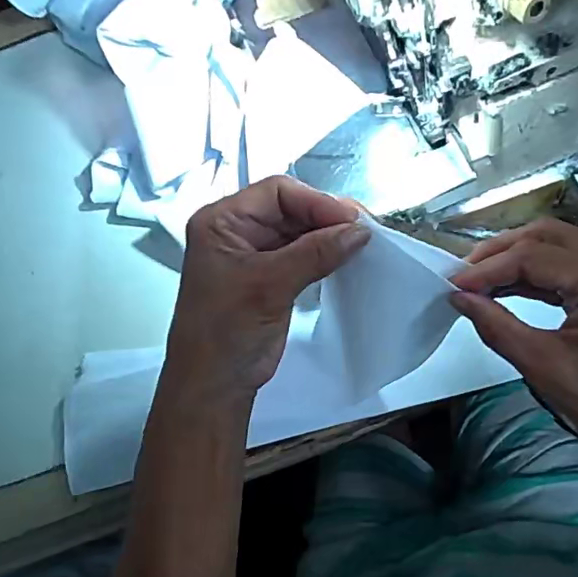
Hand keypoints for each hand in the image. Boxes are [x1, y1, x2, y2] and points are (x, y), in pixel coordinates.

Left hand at [165, 176, 370, 400]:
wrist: (213, 384)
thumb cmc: (226, 331)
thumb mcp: (270, 285)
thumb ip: (315, 253)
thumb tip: (359, 231)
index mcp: (221, 221)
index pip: (276, 192)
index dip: (316, 202)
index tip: (352, 221)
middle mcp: (234, 231)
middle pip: (289, 208)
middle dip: (325, 218)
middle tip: (364, 232)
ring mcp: (251, 254)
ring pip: (297, 231)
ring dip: (328, 236)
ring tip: (361, 244)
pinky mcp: (267, 276)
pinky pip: (299, 253)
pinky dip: (323, 254)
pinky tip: (345, 259)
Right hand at [448, 218, 577, 490]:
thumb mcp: (543, 365)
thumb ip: (496, 326)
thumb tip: (458, 297)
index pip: (533, 256)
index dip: (487, 269)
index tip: (452, 286)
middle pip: (547, 236)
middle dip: (500, 252)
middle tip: (463, 276)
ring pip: (558, 243)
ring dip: (516, 257)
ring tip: (479, 280)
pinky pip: (571, 262)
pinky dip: (536, 271)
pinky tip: (507, 286)